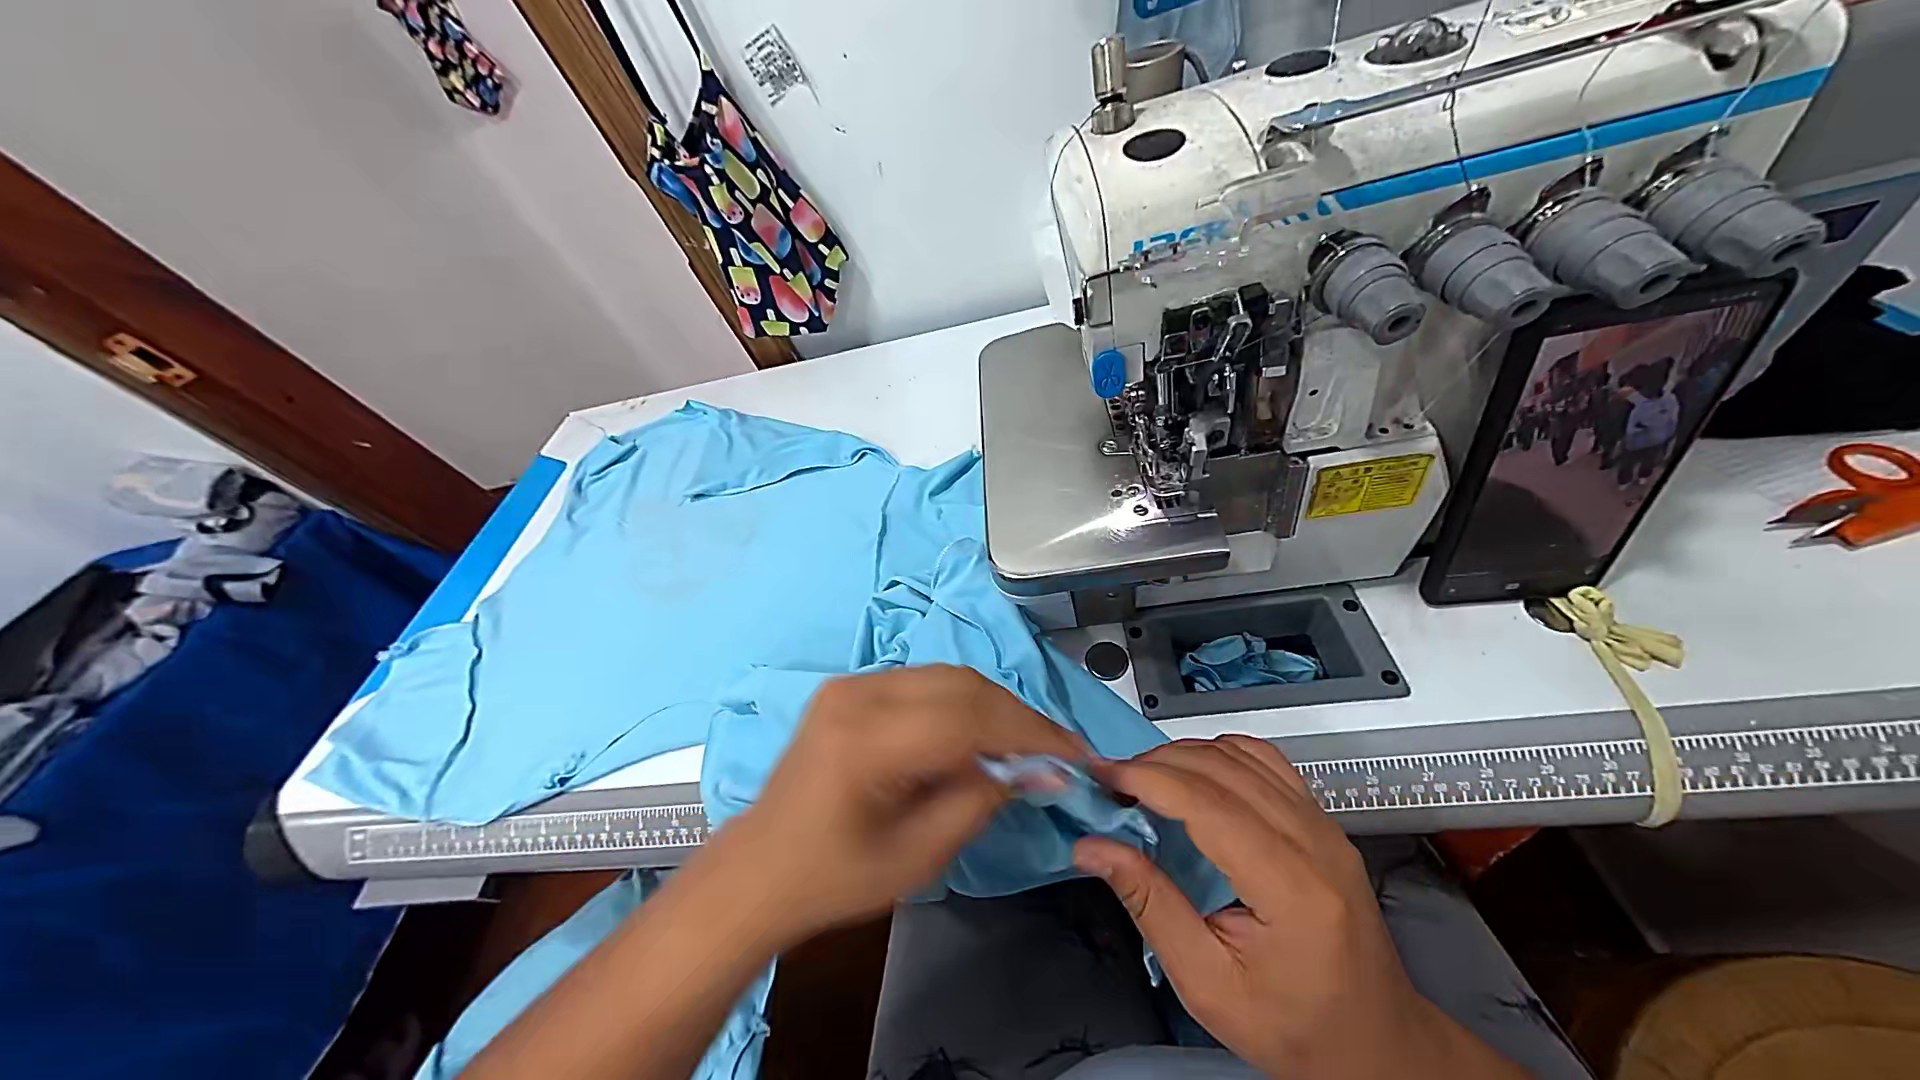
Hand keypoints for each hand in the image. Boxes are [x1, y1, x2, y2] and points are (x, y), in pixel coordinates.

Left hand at [722, 665, 1086, 941]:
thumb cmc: (835, 876)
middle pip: (962, 685)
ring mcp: (850, 684)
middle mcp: (857, 695)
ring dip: (992, 707)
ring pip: (947, 678)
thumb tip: (1038, 768)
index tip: (1074, 753)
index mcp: (867, 740)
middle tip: (1054, 752)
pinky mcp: (850, 687)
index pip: (968, 716)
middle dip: (1016, 716)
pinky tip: (978, 734)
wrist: (761, 866)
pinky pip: (924, 684)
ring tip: (1022, 745)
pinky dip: (962, 704)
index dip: (1029, 731)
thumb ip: (980, 800)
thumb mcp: (918, 855)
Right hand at [1073, 737, 1524, 1079]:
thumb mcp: (1208, 986)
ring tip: (1142, 779)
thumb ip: (1149, 906)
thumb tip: (1092, 849)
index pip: (1209, 803)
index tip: (1101, 777)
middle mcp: (1315, 841)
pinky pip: (1264, 761)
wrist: (1377, 1044)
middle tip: (1111, 782)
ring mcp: (1324, 824)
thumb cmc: (1293, 1027)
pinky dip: (1218, 754)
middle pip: (1222, 767)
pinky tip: (1192, 775)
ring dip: (1183, 755)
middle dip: (1156, 763)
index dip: (1148, 778)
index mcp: (1292, 887)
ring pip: (1242, 754)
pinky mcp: (1322, 820)